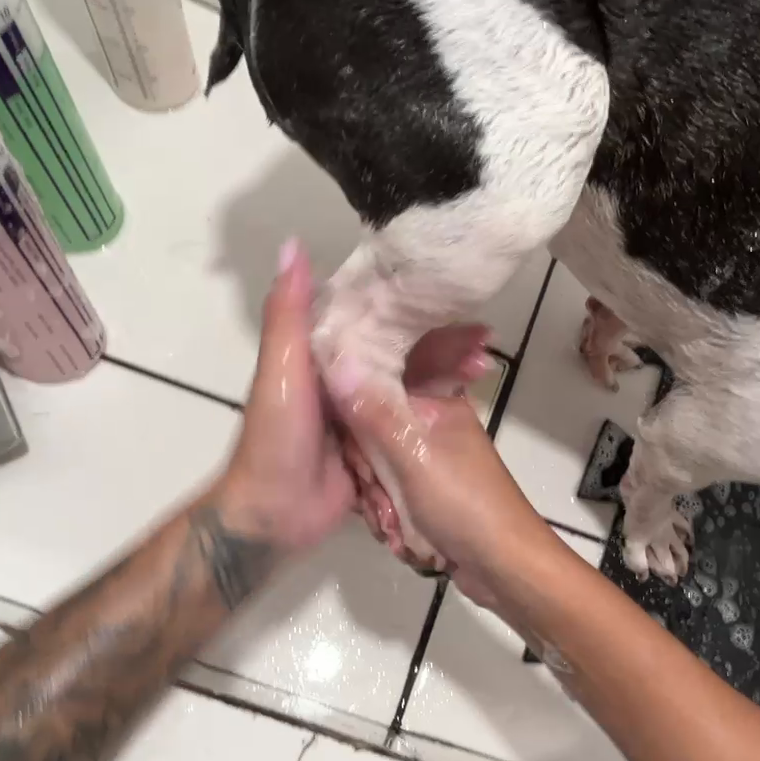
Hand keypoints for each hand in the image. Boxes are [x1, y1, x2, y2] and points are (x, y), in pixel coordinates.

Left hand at [215, 240, 493, 553]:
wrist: (274, 514)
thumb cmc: (276, 437)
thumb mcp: (281, 369)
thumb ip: (288, 313)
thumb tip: (293, 246)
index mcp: (325, 356)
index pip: (379, 322)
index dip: (415, 311)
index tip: (455, 301)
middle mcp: (348, 380)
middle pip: (404, 353)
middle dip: (444, 344)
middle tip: (485, 341)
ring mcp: (366, 416)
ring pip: (414, 386)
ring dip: (449, 374)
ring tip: (485, 368)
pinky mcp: (380, 447)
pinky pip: (414, 423)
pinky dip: (441, 412)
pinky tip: (469, 404)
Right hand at [330, 358, 559, 602]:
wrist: (504, 566)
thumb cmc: (465, 505)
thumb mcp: (414, 455)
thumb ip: (373, 413)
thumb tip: (336, 358)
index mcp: (437, 408)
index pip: (374, 397)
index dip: (357, 432)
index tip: (360, 461)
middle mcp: (433, 432)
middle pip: (371, 443)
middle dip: (370, 481)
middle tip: (385, 499)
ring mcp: (432, 468)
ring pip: (377, 479)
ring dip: (381, 509)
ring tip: (399, 526)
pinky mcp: (429, 500)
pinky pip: (392, 504)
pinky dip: (394, 525)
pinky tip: (404, 540)